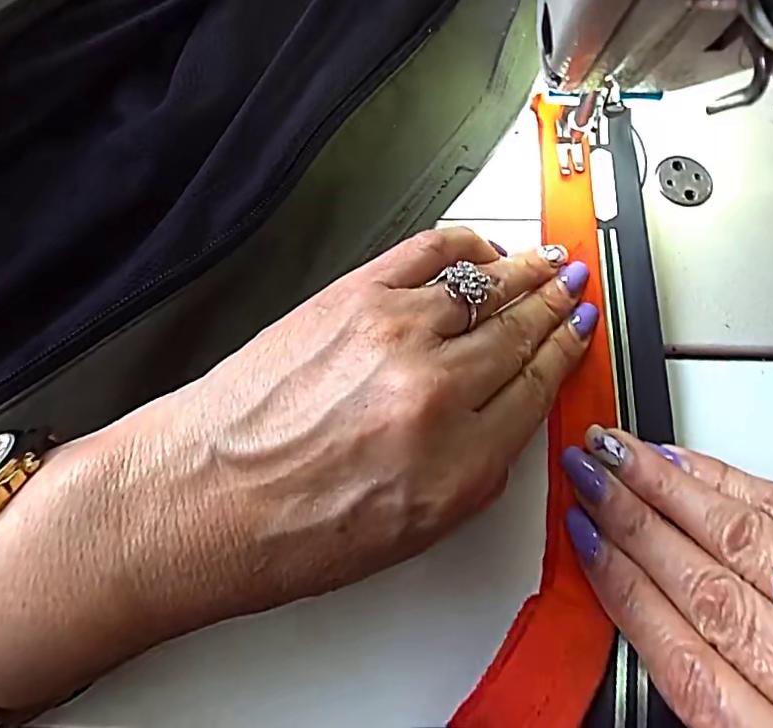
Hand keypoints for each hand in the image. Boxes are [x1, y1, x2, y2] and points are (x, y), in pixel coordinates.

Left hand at [107, 227, 598, 633]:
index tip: (577, 332)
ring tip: (548, 261)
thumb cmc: (290, 530)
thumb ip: (485, 461)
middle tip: (573, 289)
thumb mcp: (417, 528)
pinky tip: (488, 247)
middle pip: (521, 329)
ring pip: (489, 285)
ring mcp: (395, 332)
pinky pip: (435, 250)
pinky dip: (472, 242)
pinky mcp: (354, 293)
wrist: (195, 499)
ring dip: (528, 270)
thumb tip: (518, 402)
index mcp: (459, 460)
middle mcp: (435, 390)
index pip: (538, 384)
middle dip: (556, 305)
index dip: (566, 350)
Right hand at [560, 428, 772, 726]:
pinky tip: (688, 463)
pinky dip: (734, 481)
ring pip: (755, 538)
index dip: (630, 599)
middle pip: (721, 595)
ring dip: (671, 490)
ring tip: (617, 455)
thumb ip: (758, 705)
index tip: (584, 544)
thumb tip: (658, 616)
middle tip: (585, 476)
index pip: (704, 672)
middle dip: (636, 526)